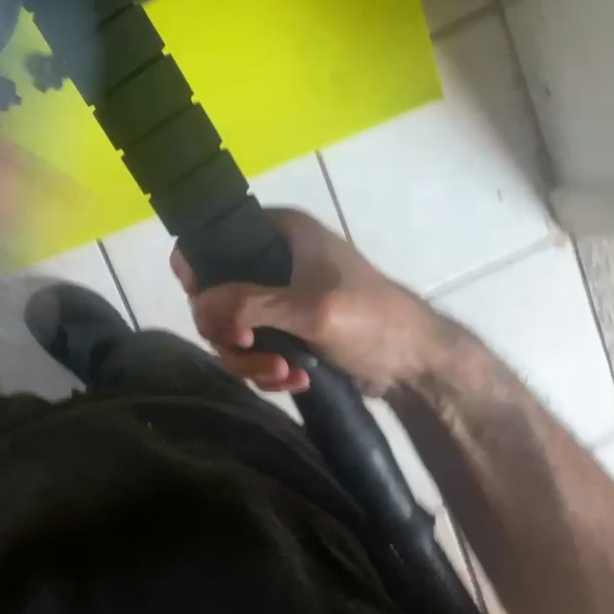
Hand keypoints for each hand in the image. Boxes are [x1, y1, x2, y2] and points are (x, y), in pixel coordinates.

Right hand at [170, 208, 461, 396]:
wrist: (414, 366)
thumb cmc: (372, 322)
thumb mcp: (309, 309)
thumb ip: (249, 305)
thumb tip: (199, 308)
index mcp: (279, 233)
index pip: (211, 239)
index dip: (198, 274)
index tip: (211, 310)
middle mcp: (271, 260)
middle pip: (214, 298)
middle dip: (231, 336)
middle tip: (251, 350)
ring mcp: (275, 298)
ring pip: (229, 332)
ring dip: (251, 362)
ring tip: (285, 375)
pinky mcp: (282, 330)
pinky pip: (250, 351)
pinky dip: (265, 371)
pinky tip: (294, 380)